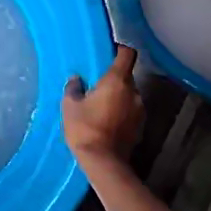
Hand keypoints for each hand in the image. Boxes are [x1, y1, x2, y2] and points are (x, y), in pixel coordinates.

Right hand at [62, 45, 145, 159]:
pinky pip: (129, 110)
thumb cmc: (84, 128)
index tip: (107, 52)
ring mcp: (140, 109)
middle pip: (126, 76)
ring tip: (98, 106)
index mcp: (117, 81)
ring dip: (116, 96)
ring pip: (128, 94)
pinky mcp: (140, 125)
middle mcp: (133, 92)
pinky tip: (105, 121)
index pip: (127, 54)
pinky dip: (120, 111)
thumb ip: (74, 88)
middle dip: (112, 78)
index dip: (119, 49)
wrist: (103, 161)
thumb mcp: (70, 106)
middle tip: (94, 85)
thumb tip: (76, 79)